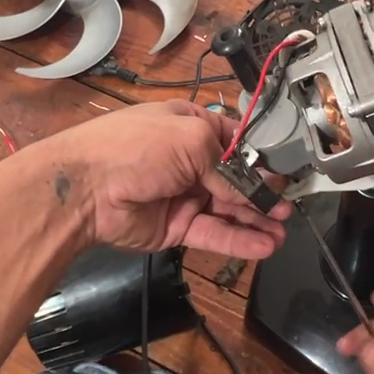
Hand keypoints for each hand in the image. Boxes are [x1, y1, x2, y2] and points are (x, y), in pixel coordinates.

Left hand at [18, 100, 288, 258]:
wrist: (86, 189)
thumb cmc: (138, 148)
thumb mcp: (192, 139)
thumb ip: (228, 165)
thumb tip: (252, 187)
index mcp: (190, 128)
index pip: (234, 142)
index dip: (258, 158)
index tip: (282, 172)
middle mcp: (189, 161)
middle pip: (235, 179)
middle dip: (263, 193)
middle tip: (288, 207)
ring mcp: (183, 196)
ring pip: (228, 210)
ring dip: (256, 220)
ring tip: (284, 231)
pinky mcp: (177, 228)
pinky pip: (214, 234)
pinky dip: (240, 240)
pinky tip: (265, 245)